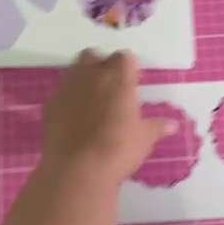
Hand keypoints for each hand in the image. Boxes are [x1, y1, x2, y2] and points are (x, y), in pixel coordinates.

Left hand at [40, 50, 175, 185]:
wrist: (77, 169)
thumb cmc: (118, 150)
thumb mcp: (144, 140)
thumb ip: (157, 127)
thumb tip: (173, 124)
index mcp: (118, 78)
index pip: (124, 57)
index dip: (128, 68)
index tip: (131, 83)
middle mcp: (91, 75)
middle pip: (94, 55)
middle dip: (101, 64)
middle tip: (110, 86)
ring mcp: (67, 88)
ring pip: (74, 69)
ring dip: (82, 77)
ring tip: (91, 100)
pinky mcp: (50, 104)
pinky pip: (60, 92)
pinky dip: (68, 98)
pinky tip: (73, 117)